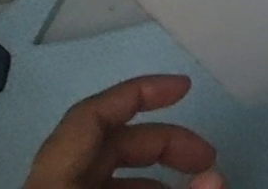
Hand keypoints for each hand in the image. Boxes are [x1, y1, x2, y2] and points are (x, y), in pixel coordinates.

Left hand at [23, 74, 224, 188]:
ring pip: (104, 173)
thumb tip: (218, 177)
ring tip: (193, 186)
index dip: (141, 92)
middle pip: (108, 143)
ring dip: (154, 173)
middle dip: (164, 143)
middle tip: (207, 158)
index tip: (186, 88)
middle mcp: (49, 183)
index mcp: (54, 178)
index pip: (92, 114)